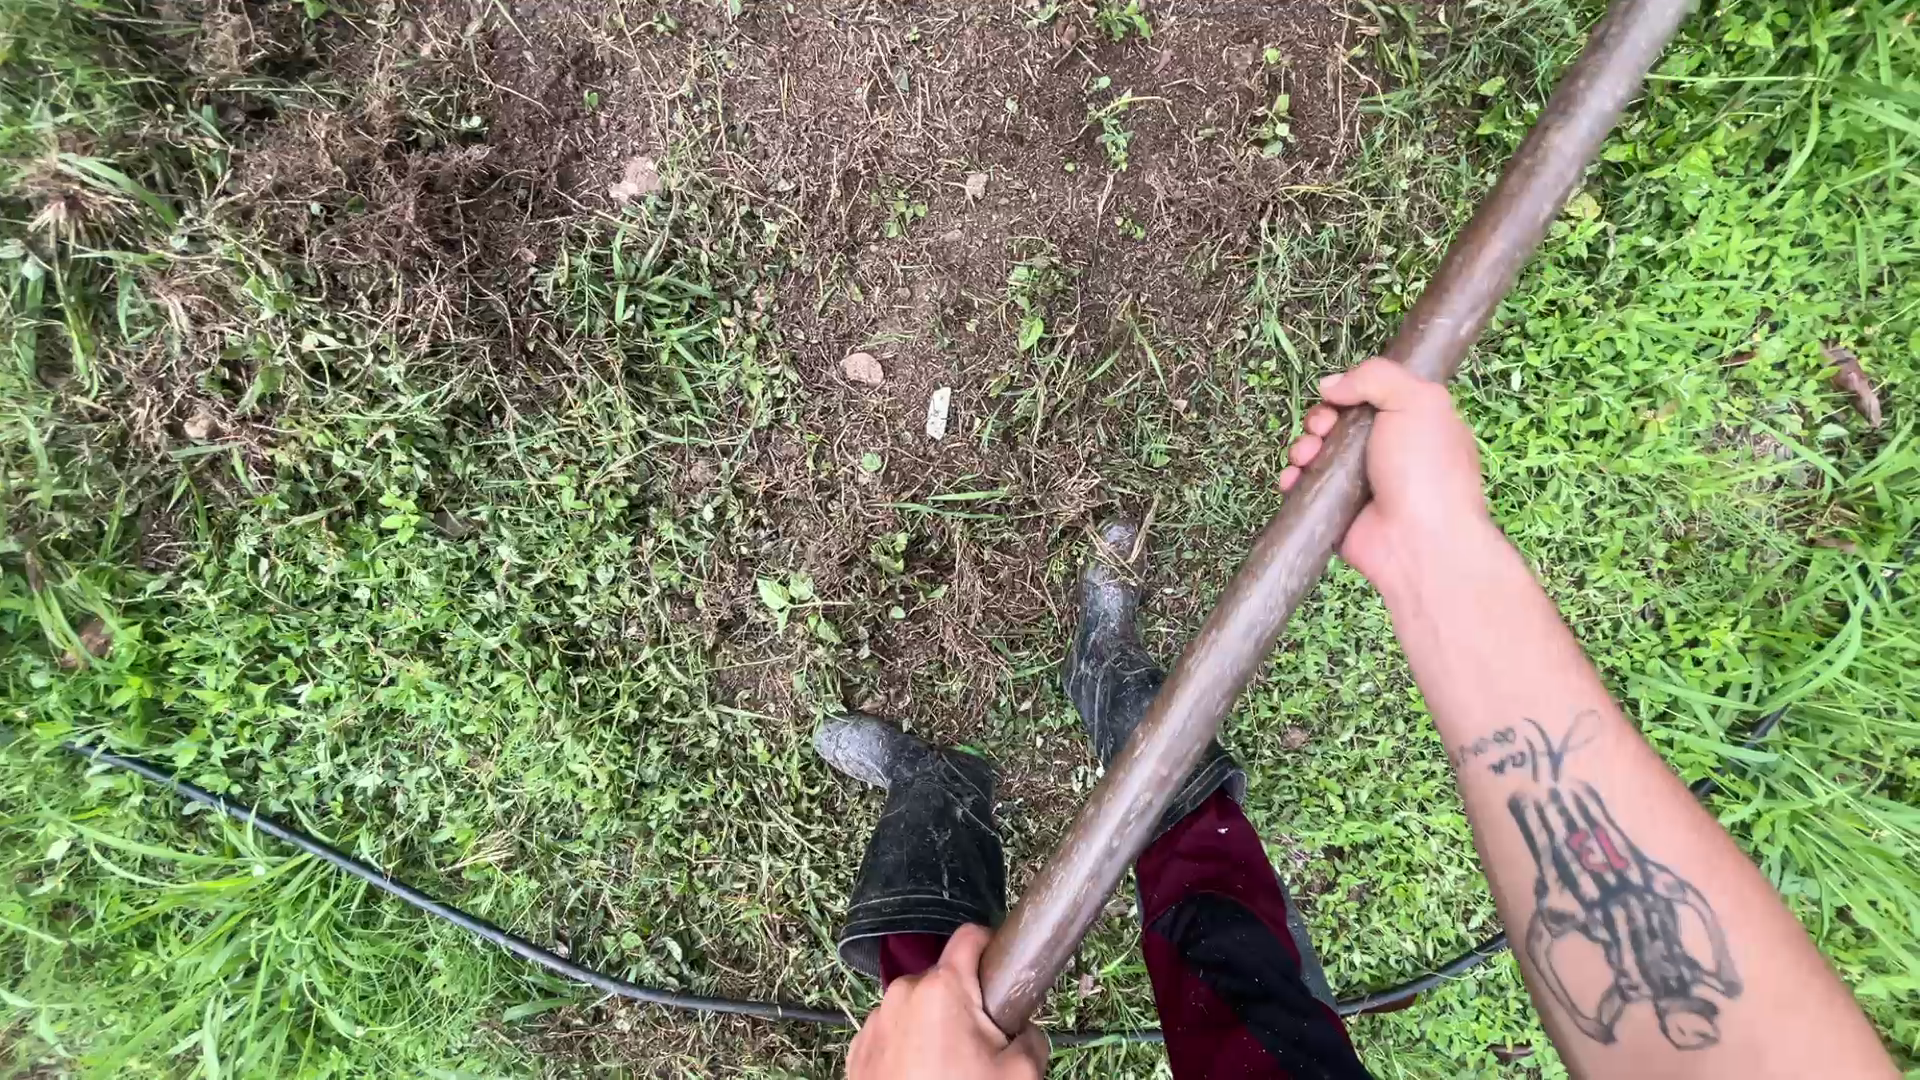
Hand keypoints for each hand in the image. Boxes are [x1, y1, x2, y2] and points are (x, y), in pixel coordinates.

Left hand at [847, 925, 1048, 1079]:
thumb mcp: (1019, 1077)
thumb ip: (1031, 1040)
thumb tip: (1025, 1031)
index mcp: (942, 987)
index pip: (971, 937)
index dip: (992, 948)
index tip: (1003, 976)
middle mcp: (903, 992)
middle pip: (946, 980)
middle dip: (965, 1005)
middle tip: (981, 1048)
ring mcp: (876, 1021)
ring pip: (918, 1007)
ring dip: (935, 1028)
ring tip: (948, 1072)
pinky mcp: (858, 1051)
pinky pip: (893, 1033)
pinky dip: (908, 1048)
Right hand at [1279, 357, 1494, 596]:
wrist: (1419, 540)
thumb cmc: (1428, 470)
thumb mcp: (1418, 402)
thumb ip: (1375, 377)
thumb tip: (1329, 385)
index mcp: (1410, 423)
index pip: (1368, 398)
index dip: (1347, 394)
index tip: (1339, 400)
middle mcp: (1382, 451)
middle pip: (1334, 423)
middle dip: (1319, 421)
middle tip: (1322, 431)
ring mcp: (1355, 482)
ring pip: (1314, 453)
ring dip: (1301, 448)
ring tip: (1305, 458)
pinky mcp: (1332, 508)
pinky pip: (1302, 487)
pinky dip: (1291, 480)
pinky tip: (1293, 480)